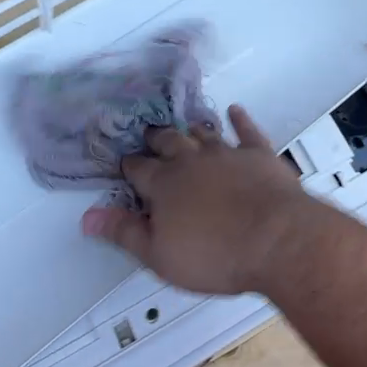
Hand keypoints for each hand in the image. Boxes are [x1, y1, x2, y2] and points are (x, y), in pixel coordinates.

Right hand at [81, 104, 318, 294]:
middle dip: (156, 140)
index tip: (124, 163)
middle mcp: (192, 160)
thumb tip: (88, 218)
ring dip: (192, 131)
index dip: (129, 166)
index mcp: (165, 184)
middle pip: (169, 143)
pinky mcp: (260, 155)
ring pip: (204, 134)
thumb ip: (124, 232)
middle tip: (149, 135)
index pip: (139, 170)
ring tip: (185, 127)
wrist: (277, 239)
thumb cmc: (215, 255)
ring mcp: (227, 154)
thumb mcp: (160, 255)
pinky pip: (247, 131)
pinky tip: (235, 112)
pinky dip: (239, 120)